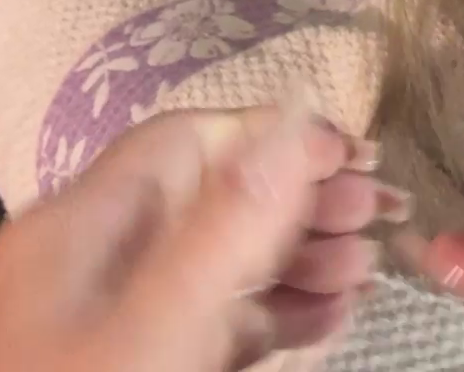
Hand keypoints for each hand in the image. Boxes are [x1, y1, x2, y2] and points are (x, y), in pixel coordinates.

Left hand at [0, 104, 402, 371]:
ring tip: (369, 267)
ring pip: (223, 261)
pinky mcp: (141, 365)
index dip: (275, 136)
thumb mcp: (157, 332)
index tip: (351, 158)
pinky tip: (335, 316)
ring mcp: (117, 320)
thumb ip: (227, 223)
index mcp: (83, 226)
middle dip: (303, 199)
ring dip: (303, 256)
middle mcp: (98, 260)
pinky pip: (218, 319)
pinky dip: (278, 312)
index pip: (191, 142)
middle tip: (379, 211)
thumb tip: (294, 116)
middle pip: (216, 197)